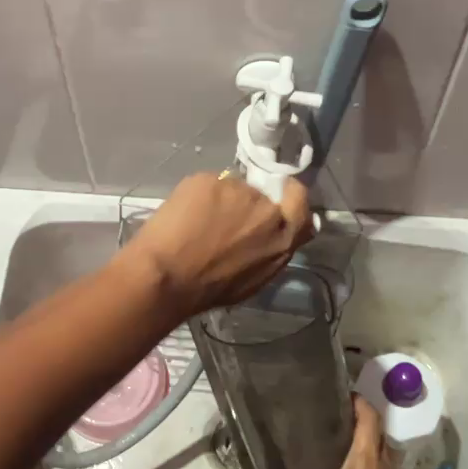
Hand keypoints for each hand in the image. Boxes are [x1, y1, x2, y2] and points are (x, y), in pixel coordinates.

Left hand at [124, 172, 312, 317]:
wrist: (167, 274)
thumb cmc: (209, 288)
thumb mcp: (254, 278)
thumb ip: (270, 250)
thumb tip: (269, 236)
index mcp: (282, 238)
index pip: (300, 202)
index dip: (291, 193)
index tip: (281, 190)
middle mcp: (266, 210)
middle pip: (260, 196)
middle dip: (245, 205)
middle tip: (221, 220)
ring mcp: (238, 191)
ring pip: (232, 188)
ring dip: (220, 200)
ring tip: (197, 222)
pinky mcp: (211, 179)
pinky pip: (208, 183)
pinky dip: (198, 195)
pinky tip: (184, 214)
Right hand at [258, 398, 436, 468]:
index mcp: (366, 463)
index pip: (370, 417)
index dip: (357, 399)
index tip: (337, 392)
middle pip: (377, 431)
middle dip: (357, 418)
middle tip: (329, 414)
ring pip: (382, 452)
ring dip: (364, 443)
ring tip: (335, 440)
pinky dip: (369, 465)